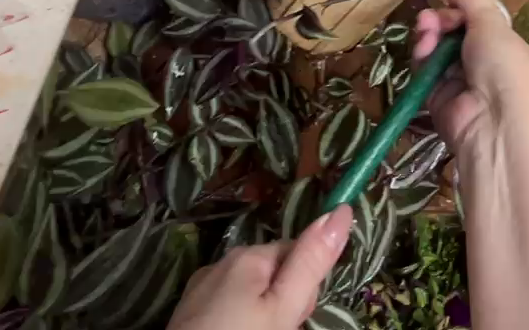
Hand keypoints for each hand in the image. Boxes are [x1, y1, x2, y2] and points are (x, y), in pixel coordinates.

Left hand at [167, 206, 352, 329]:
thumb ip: (311, 262)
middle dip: (282, 303)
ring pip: (248, 295)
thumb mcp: (284, 309)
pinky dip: (236, 324)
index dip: (305, 287)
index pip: (296, 253)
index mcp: (248, 255)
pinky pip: (226, 309)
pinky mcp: (186, 317)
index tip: (299, 317)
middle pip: (272, 274)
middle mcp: (222, 262)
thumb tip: (342, 209)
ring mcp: (199, 290)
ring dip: (260, 316)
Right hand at [412, 0, 528, 154]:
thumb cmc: (504, 66)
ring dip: (428, 35)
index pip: (476, 19)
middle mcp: (482, 64)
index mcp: (503, 46)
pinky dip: (421, 57)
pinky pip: (424, 71)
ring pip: (435, 49)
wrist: (496, 124)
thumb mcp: (493, 22)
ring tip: (425, 30)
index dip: (459, 6)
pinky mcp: (437, 98)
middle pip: (451, 32)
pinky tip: (423, 48)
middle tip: (430, 18)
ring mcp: (459, 82)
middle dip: (439, 20)